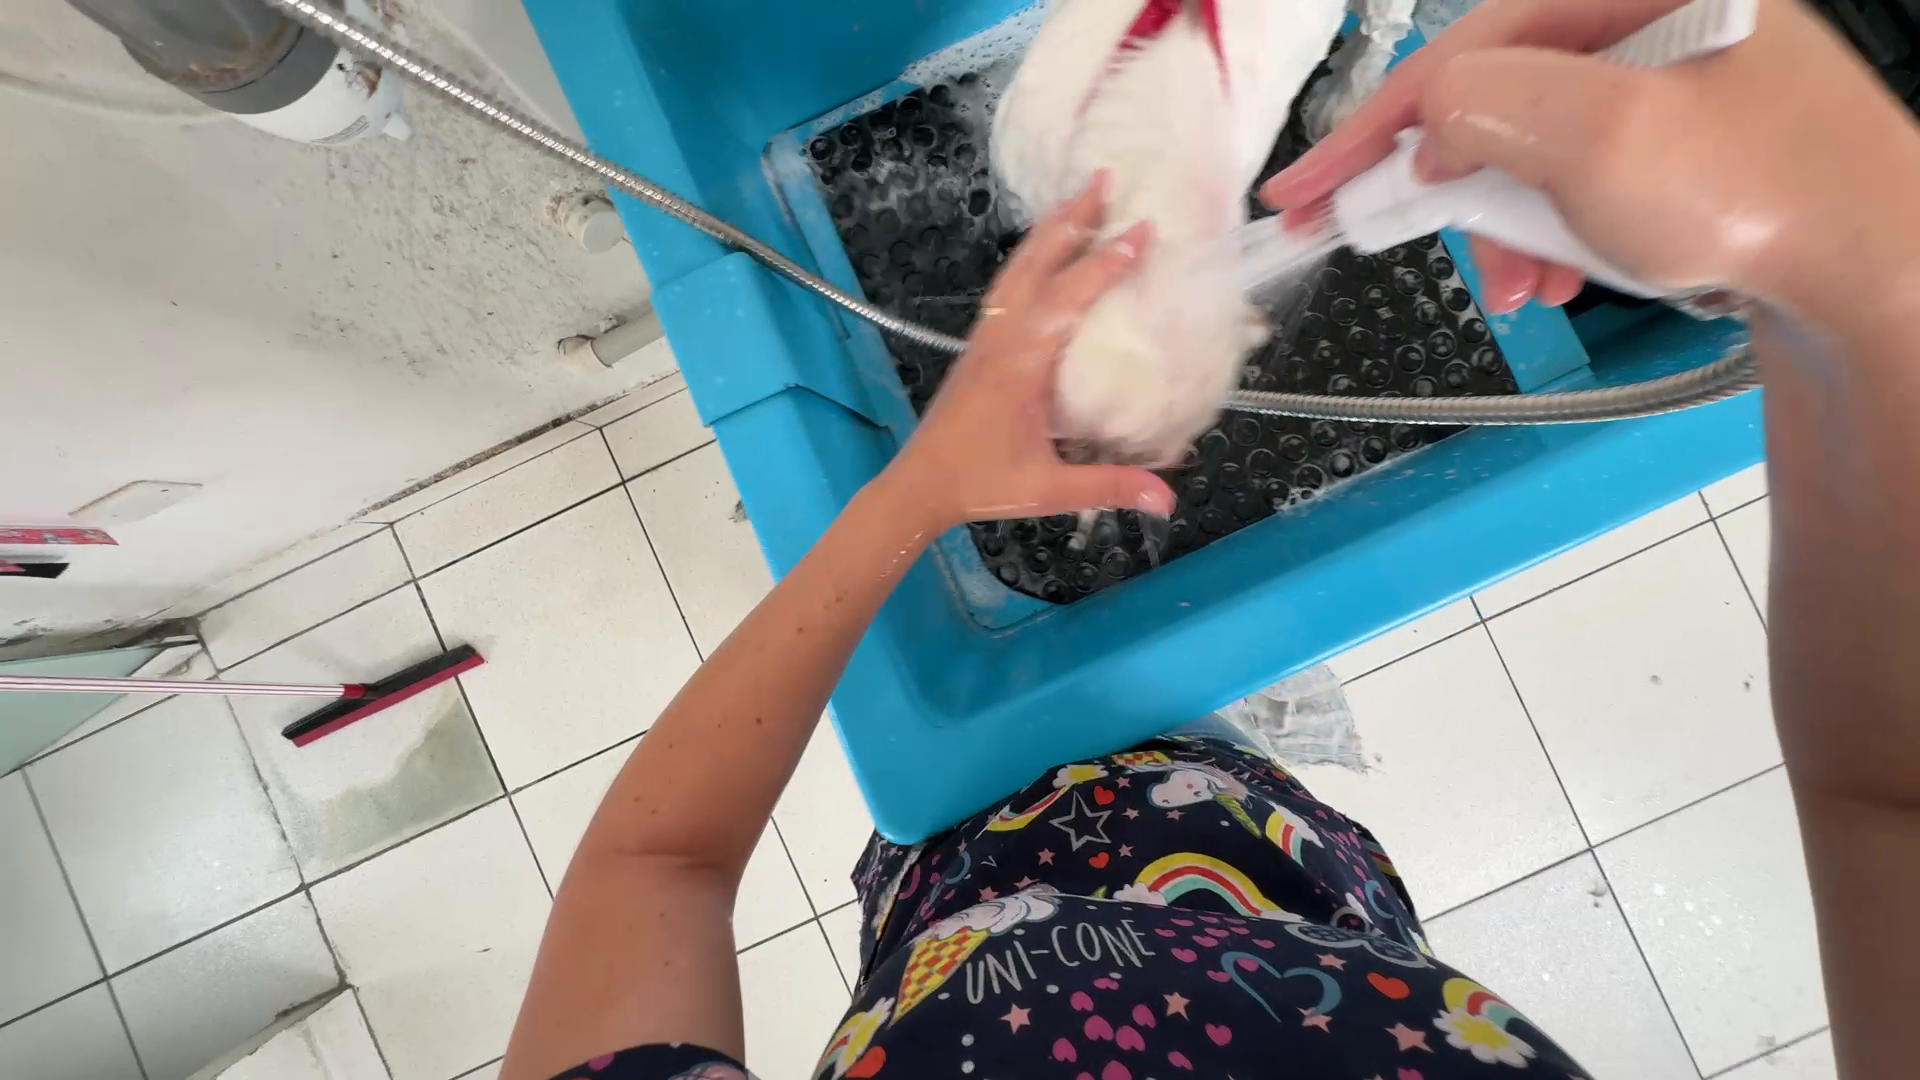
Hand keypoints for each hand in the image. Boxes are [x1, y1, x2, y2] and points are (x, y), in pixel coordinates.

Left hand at [877, 175, 1177, 532]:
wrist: (920, 485)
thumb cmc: (981, 483)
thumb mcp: (1048, 489)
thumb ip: (1108, 486)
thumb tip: (1169, 500)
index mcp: (1021, 364)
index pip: (1069, 299)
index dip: (1106, 264)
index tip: (1142, 231)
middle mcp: (1000, 339)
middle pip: (1036, 264)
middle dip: (1071, 220)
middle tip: (1103, 179)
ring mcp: (984, 339)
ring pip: (1015, 271)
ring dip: (1046, 233)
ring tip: (1075, 202)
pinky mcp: (976, 348)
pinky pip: (1005, 289)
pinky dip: (1026, 261)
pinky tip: (1039, 258)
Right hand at [1260, 0, 1919, 320]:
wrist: (1860, 268)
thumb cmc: (1748, 196)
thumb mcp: (1604, 141)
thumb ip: (1493, 106)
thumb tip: (1422, 124)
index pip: (1454, 59)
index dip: (1360, 134)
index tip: (1293, 195)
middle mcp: (1632, 17)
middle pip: (1476, 105)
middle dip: (1435, 190)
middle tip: (1378, 242)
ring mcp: (1641, 76)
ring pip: (1508, 152)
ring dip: (1490, 230)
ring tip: (1516, 288)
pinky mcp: (1644, 129)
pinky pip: (1547, 176)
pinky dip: (1531, 233)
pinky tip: (1549, 276)